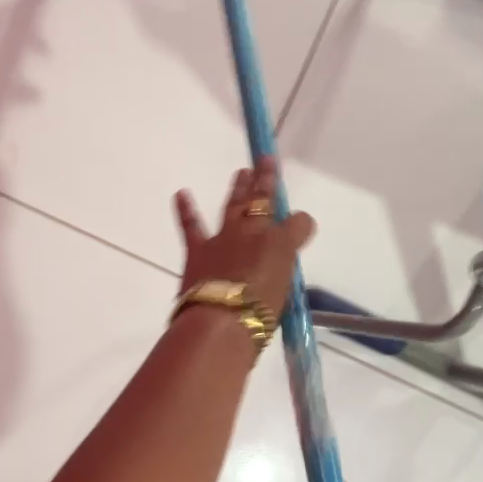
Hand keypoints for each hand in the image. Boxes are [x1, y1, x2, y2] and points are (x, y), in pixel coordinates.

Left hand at [174, 157, 314, 313]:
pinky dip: (185, 210)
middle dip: (265, 182)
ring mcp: (223, 239)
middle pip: (261, 201)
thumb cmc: (261, 310)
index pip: (295, 224)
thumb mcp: (286, 291)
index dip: (299, 222)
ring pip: (233, 207)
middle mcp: (253, 233)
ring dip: (237, 189)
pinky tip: (180, 194)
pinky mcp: (197, 251)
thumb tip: (285, 261)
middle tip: (266, 162)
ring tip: (240, 173)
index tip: (302, 224)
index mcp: (279, 244)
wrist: (221, 319)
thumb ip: (286, 270)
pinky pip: (191, 226)